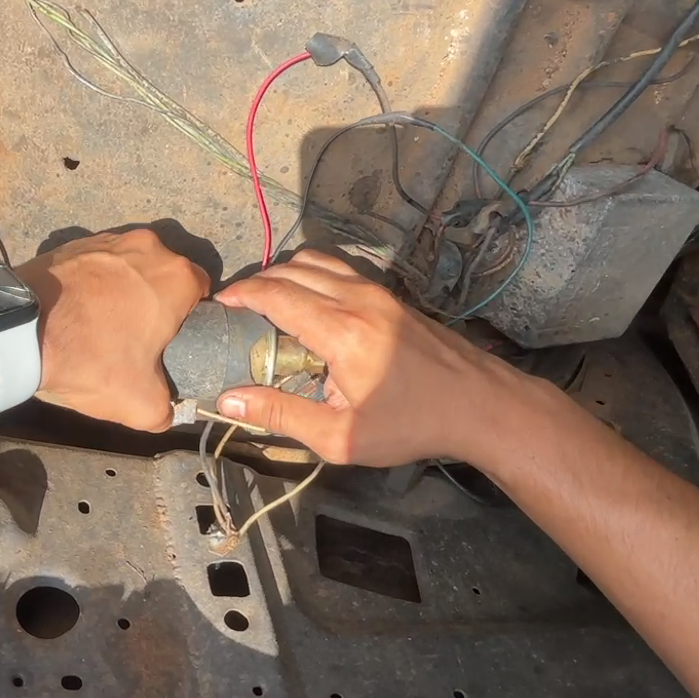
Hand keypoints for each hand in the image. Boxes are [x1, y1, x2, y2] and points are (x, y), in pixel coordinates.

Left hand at [19, 229, 209, 430]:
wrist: (20, 332)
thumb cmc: (92, 360)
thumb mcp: (140, 405)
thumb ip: (167, 412)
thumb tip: (169, 412)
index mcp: (176, 276)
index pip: (202, 291)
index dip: (191, 317)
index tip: (174, 338)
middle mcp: (148, 246)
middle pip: (164, 274)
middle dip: (156, 299)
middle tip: (138, 334)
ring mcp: (107, 238)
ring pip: (129, 266)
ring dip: (124, 288)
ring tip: (103, 322)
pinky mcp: (72, 242)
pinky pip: (96, 263)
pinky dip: (92, 282)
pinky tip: (76, 309)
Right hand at [214, 250, 567, 467]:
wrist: (480, 405)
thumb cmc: (409, 425)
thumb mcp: (340, 436)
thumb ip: (280, 415)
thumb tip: (227, 400)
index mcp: (340, 332)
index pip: (276, 294)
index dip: (241, 294)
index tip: (217, 305)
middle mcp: (356, 299)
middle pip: (291, 271)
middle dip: (255, 282)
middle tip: (234, 307)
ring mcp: (376, 291)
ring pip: (315, 261)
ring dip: (283, 273)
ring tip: (265, 301)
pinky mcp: (389, 294)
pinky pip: (337, 268)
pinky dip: (309, 273)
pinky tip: (306, 300)